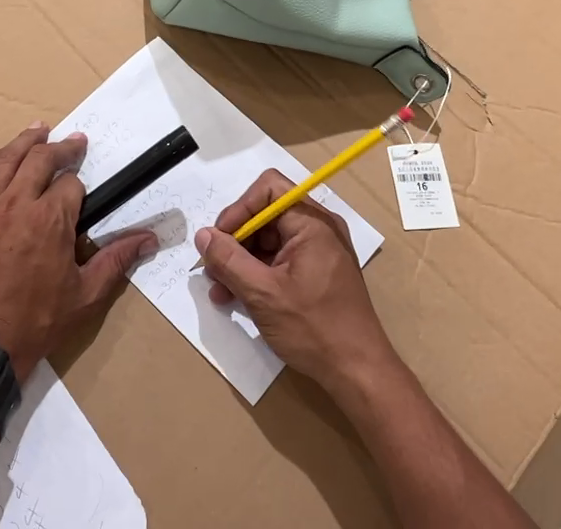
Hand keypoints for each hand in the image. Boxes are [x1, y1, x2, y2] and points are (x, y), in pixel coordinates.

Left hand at [0, 123, 157, 381]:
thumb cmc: (36, 321)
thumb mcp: (84, 294)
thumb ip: (116, 259)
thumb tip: (148, 238)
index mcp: (50, 219)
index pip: (70, 184)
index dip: (78, 186)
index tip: (81, 190)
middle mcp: (16, 203)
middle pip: (39, 160)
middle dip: (60, 148)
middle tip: (72, 142)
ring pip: (4, 162)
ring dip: (24, 143)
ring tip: (37, 130)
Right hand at [194, 169, 393, 389]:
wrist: (358, 371)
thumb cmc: (314, 328)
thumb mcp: (263, 294)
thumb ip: (229, 260)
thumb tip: (202, 235)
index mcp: (312, 223)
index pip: (268, 189)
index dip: (238, 209)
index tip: (219, 240)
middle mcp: (319, 229)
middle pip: (266, 214)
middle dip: (235, 240)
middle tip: (212, 269)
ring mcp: (319, 251)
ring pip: (269, 240)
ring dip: (241, 261)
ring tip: (219, 290)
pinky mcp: (316, 273)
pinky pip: (279, 260)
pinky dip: (256, 273)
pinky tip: (236, 298)